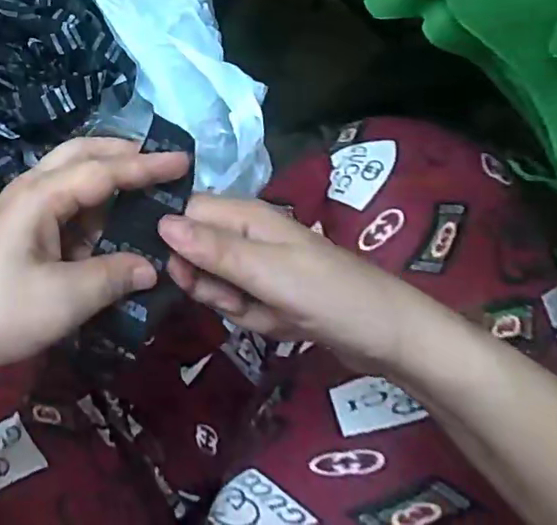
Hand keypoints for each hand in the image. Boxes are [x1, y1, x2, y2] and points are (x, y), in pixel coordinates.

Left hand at [0, 139, 190, 382]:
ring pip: (70, 179)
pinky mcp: (19, 231)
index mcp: (39, 195)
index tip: (183, 161)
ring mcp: (21, 210)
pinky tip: (111, 224)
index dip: (144, 165)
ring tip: (145, 188)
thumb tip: (150, 265)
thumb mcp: (67, 297)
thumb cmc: (4, 310)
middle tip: (161, 160)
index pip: (101, 170)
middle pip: (79, 156)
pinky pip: (62, 207)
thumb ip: (113, 275)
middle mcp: (29, 191)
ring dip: (105, 179)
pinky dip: (90, 208)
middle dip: (120, 153)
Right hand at [159, 195, 461, 374]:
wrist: (396, 341)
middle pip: (193, 251)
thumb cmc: (332, 296)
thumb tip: (159, 223)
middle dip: (208, 283)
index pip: (182, 214)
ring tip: (267, 315)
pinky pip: (236, 302)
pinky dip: (252, 318)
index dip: (173, 242)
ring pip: (212, 282)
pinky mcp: (266, 291)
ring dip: (232, 305)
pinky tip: (279, 325)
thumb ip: (214, 250)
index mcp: (241, 214)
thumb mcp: (268, 273)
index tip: (181, 273)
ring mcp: (256, 264)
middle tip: (235, 300)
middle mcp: (243, 233)